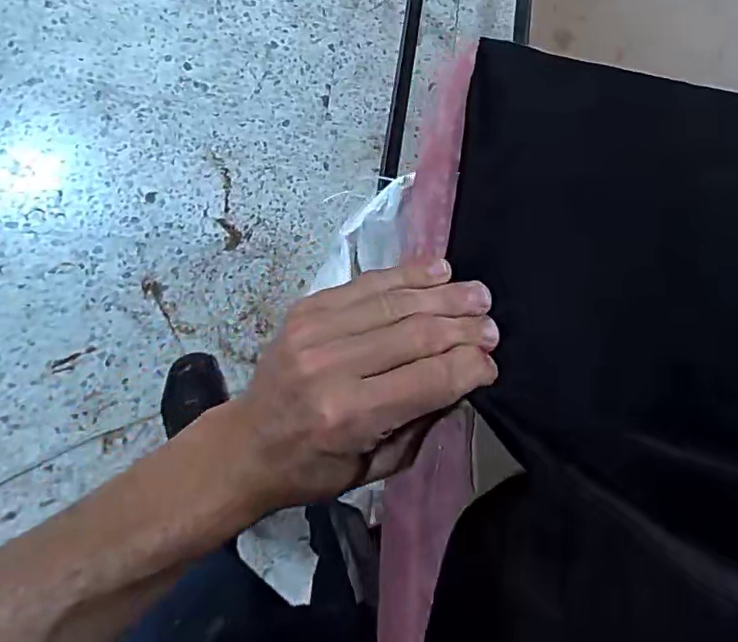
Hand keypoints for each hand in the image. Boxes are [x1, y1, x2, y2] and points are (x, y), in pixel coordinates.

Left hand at [214, 260, 498, 513]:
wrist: (246, 443)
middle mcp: (331, 366)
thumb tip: (466, 374)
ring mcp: (316, 330)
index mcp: (348, 415)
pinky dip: (410, 274)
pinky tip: (441, 271)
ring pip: (399, 301)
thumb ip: (423, 420)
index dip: (471, 366)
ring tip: (479, 294)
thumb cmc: (314, 467)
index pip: (429, 379)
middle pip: (419, 333)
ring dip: (446, 295)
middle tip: (492, 326)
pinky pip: (371, 281)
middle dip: (465, 328)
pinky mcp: (309, 305)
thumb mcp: (375, 467)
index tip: (492, 363)